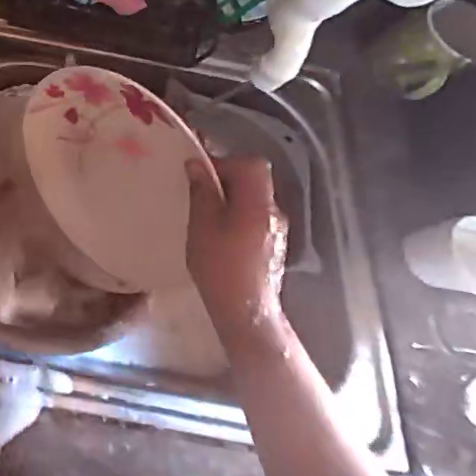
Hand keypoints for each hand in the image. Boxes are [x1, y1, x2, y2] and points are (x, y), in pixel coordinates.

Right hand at [186, 157, 288, 339]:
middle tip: (200, 195)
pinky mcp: (274, 247)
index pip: (251, 164)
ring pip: (254, 201)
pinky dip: (238, 218)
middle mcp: (274, 211)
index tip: (201, 176)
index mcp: (259, 202)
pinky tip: (220, 237)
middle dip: (227, 180)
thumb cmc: (220, 266)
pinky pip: (255, 219)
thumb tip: (197, 164)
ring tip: (206, 217)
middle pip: (254, 180)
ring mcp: (277, 230)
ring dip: (231, 200)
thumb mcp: (202, 225)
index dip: (226, 162)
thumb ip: (202, 191)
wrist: (246, 313)